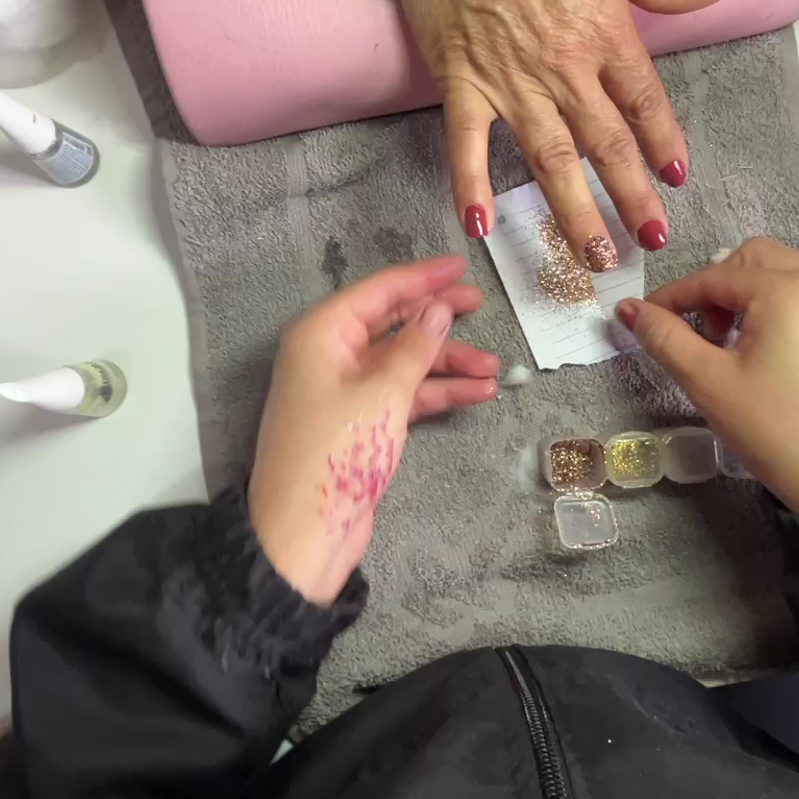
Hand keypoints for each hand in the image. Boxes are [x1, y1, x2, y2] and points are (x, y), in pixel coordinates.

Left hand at [249, 255, 499, 603]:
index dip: (421, 277)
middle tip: (480, 305)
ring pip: (402, 362)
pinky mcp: (361, 422)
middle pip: (392, 324)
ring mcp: (346, 390)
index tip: (460, 265)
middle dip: (437, 318)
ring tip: (494, 368)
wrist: (304, 533)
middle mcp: (331, 354)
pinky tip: (476, 392)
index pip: (378, 292)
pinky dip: (436, 392)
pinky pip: (402, 394)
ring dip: (445, 364)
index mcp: (322, 334)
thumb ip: (414, 347)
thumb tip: (438, 308)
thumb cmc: (337, 451)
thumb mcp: (382, 393)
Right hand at [398, 0, 740, 269]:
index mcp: (605, 35)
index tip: (677, 177)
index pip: (644, 102)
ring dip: (571, 212)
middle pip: (606, 146)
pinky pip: (466, 147)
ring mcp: (512, 85)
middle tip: (650, 241)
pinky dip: (470, 187)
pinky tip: (478, 228)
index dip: (663, 142)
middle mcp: (564, 72)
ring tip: (590, 256)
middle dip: (631, 196)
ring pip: (550, 161)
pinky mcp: (463, 86)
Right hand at [614, 239, 798, 519]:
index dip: (674, 296)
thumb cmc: (777, 432)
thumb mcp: (708, 383)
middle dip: (721, 285)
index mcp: (784, 288)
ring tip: (751, 332)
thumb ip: (664, 337)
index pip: (713, 276)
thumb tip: (628, 308)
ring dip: (767, 287)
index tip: (648, 318)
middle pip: (759, 258)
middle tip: (706, 331)